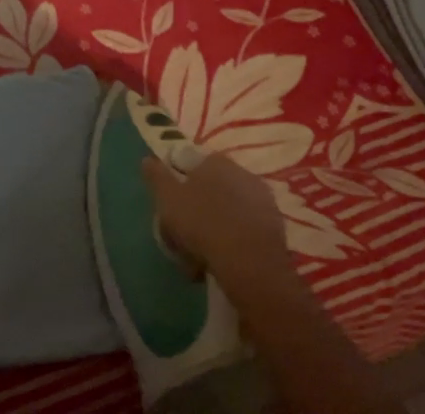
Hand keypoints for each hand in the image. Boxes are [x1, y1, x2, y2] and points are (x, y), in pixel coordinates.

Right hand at [142, 151, 289, 284]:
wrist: (250, 264)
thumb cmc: (201, 222)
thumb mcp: (167, 197)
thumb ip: (156, 176)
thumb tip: (148, 159)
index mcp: (216, 161)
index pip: (191, 162)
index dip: (178, 181)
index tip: (169, 203)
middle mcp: (243, 174)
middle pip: (211, 188)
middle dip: (196, 207)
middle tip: (181, 231)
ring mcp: (263, 202)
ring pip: (227, 211)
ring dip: (213, 226)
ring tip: (198, 254)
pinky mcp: (276, 229)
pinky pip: (243, 230)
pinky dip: (231, 241)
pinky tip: (220, 260)